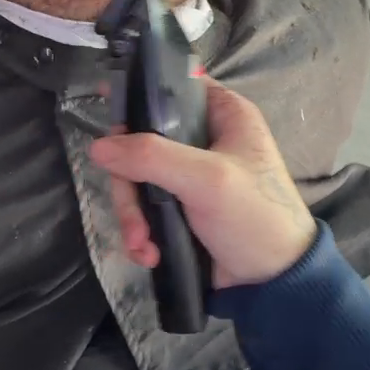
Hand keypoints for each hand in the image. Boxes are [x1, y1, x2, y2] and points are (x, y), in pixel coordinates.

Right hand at [89, 81, 318, 288]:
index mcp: (222, 114)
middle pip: (140, 142)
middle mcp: (202, 139)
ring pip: (136, 180)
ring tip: (143, 244)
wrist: (272, 282)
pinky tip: (149, 253)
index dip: (136, 94)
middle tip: (134, 217)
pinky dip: (141, 233)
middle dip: (129, 187)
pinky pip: (142, 209)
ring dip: (133, 217)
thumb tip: (97, 147)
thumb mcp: (206, 180)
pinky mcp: (178, 209)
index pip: (171, 87)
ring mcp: (187, 176)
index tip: (104, 102)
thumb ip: (151, 157)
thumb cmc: (255, 217)